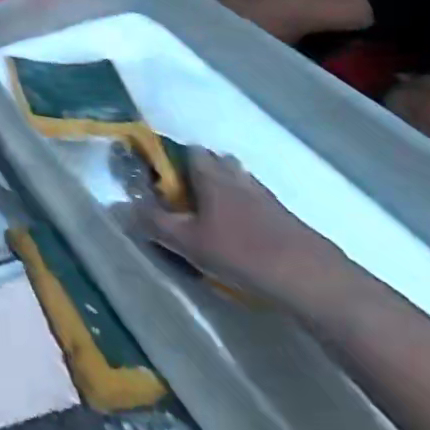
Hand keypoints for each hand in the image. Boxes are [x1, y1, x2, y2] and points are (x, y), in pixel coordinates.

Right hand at [136, 147, 351, 307]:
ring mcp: (265, 195)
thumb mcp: (188, 242)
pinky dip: (246, 208)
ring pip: (239, 179)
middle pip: (216, 161)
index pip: (189, 151)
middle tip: (185, 195)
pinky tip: (243, 231)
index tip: (161, 175)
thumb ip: (154, 223)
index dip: (173, 157)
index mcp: (211, 175)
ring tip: (212, 212)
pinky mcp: (285, 217)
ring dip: (225, 188)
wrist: (311, 278)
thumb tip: (117, 206)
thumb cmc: (241, 253)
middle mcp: (237, 176)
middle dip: (200, 171)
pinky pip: (257, 200)